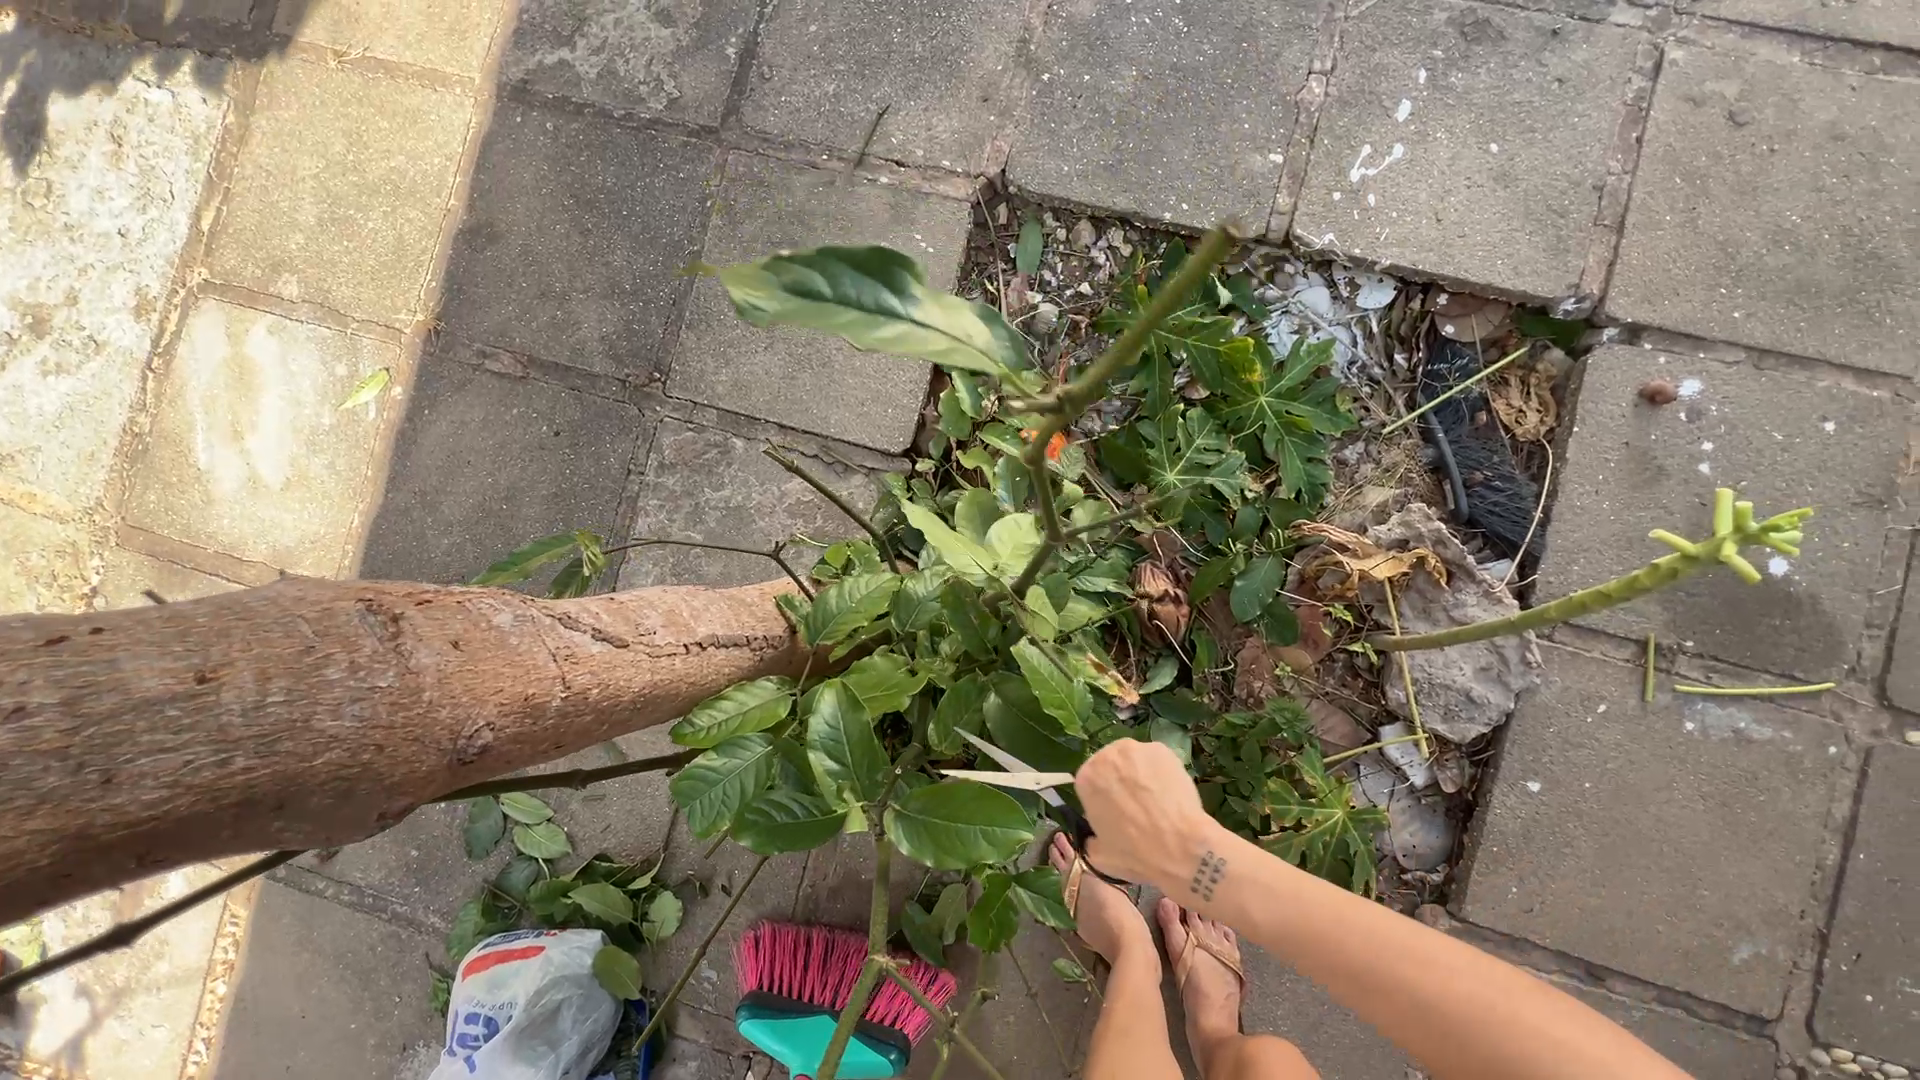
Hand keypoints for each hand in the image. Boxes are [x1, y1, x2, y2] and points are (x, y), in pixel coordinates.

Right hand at [1074, 740, 1216, 889]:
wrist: (1180, 847)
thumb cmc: (1136, 853)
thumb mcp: (1099, 855)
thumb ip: (1090, 839)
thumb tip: (1094, 836)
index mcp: (1086, 778)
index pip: (1091, 783)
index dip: (1103, 799)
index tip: (1114, 814)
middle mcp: (1107, 755)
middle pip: (1111, 766)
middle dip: (1121, 782)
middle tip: (1136, 806)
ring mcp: (1136, 749)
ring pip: (1135, 761)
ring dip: (1141, 775)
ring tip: (1157, 801)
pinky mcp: (1163, 750)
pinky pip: (1157, 761)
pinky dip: (1162, 774)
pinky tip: (1171, 795)